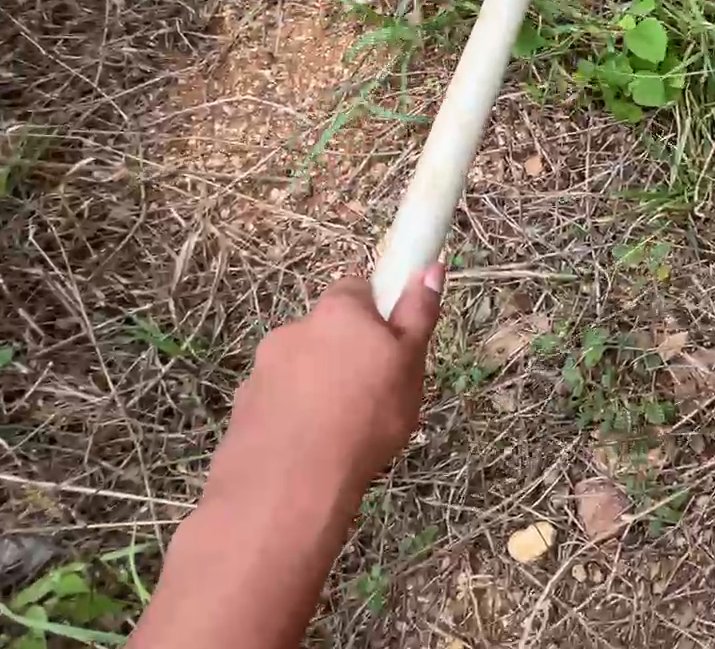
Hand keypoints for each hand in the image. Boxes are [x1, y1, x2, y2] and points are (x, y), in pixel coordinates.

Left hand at [206, 269, 442, 506]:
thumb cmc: (367, 415)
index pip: (358, 287)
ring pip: (306, 365)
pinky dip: (301, 410)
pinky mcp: (241, 412)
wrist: (285, 489)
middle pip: (330, 328)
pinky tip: (320, 442)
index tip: (397, 338)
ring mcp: (260, 373)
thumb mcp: (411, 361)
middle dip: (353, 348)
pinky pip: (283, 399)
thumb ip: (418, 313)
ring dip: (325, 381)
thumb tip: (430, 267)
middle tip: (382, 382)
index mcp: (337, 313)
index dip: (380, 308)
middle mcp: (292, 332)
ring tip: (351, 421)